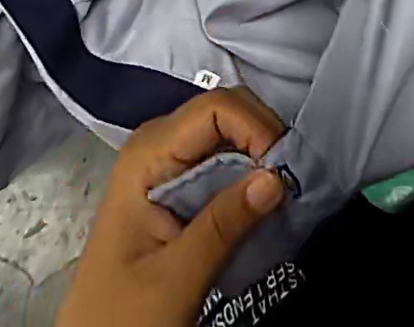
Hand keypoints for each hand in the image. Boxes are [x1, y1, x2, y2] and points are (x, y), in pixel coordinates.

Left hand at [58, 88, 288, 326]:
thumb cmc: (122, 315)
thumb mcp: (173, 280)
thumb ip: (223, 226)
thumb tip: (276, 178)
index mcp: (148, 152)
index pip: (214, 107)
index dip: (255, 127)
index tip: (284, 173)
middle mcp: (158, 142)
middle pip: (225, 109)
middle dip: (263, 136)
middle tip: (290, 184)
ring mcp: (169, 159)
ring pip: (229, 130)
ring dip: (261, 153)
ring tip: (283, 193)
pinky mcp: (180, 179)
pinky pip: (224, 155)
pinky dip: (250, 170)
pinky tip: (263, 199)